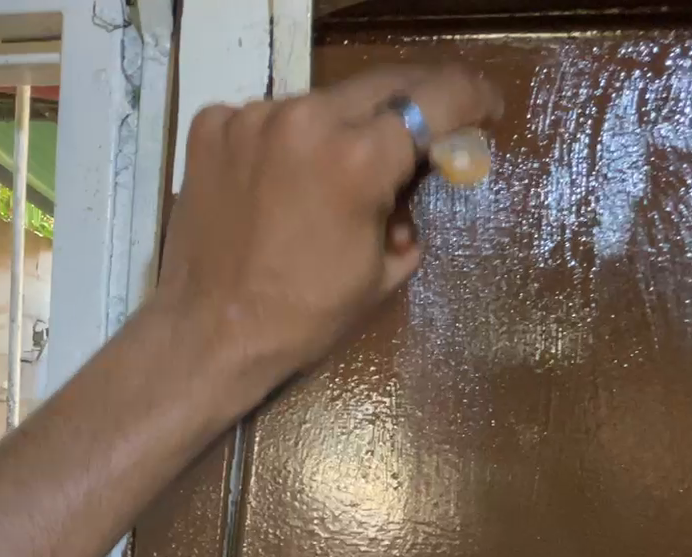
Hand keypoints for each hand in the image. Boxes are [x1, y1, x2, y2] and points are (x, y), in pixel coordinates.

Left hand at [151, 65, 500, 410]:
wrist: (207, 336)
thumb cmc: (299, 320)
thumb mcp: (378, 277)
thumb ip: (407, 218)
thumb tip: (405, 199)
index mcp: (358, 159)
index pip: (437, 98)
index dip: (472, 99)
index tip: (484, 108)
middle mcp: (306, 119)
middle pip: (380, 86)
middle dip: (408, 109)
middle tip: (414, 139)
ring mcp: (252, 118)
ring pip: (319, 103)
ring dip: (337, 130)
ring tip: (331, 177)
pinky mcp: (211, 128)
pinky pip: (265, 119)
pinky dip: (282, 143)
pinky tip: (277, 183)